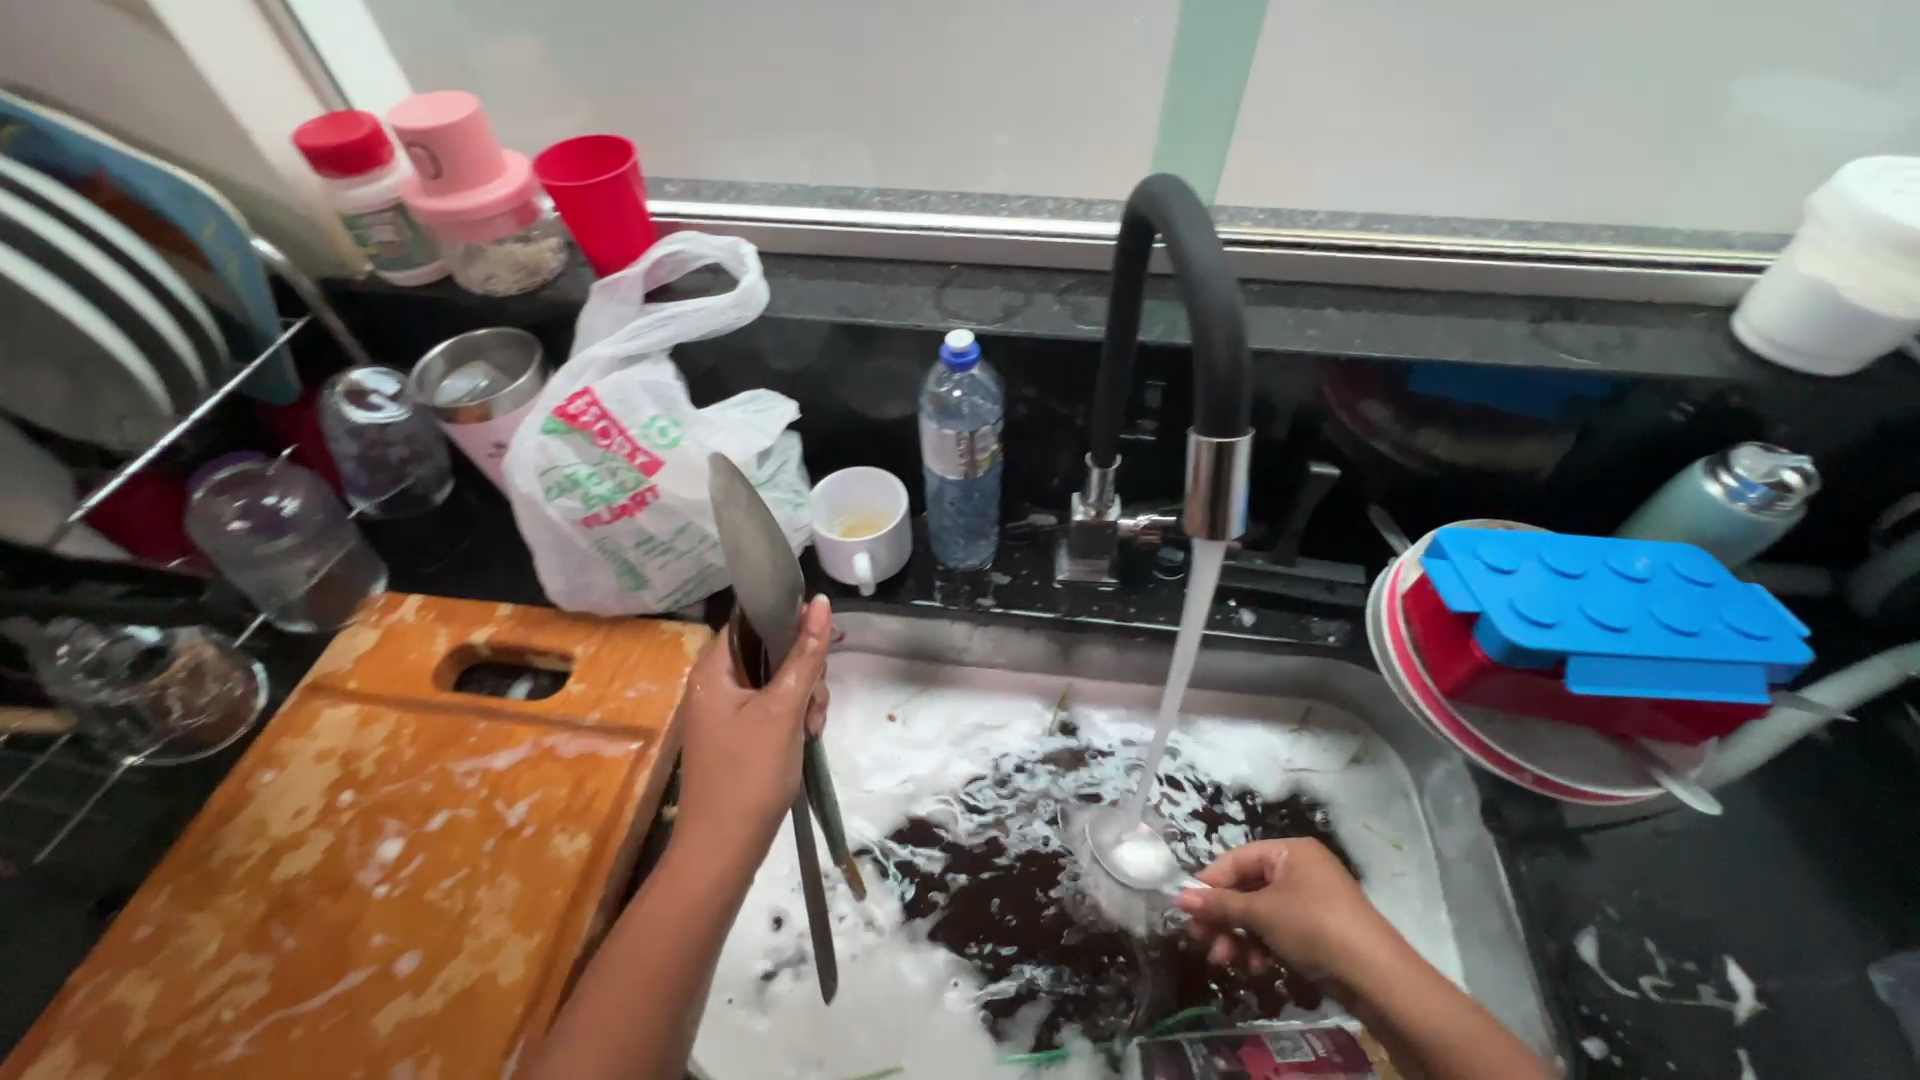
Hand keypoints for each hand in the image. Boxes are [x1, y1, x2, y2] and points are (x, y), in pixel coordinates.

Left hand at [673, 595, 831, 856]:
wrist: (725, 847)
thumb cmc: (750, 773)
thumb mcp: (784, 709)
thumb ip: (804, 654)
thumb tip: (820, 601)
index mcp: (714, 668)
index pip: (753, 620)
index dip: (789, 624)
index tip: (818, 649)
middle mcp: (716, 682)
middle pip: (771, 650)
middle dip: (803, 672)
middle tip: (813, 706)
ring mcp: (727, 710)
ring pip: (779, 681)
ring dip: (804, 698)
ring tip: (811, 730)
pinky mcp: (740, 733)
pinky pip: (773, 707)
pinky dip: (794, 718)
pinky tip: (806, 739)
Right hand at [1174, 838, 1402, 983]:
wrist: (1377, 978)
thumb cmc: (1314, 928)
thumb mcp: (1261, 914)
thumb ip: (1219, 905)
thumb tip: (1179, 898)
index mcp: (1290, 852)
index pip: (1236, 859)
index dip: (1210, 884)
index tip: (1186, 909)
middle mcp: (1300, 870)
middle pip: (1247, 888)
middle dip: (1224, 918)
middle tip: (1201, 941)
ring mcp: (1311, 901)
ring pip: (1260, 914)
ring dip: (1239, 938)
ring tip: (1227, 963)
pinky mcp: (1318, 930)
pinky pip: (1278, 931)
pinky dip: (1262, 948)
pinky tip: (1256, 970)